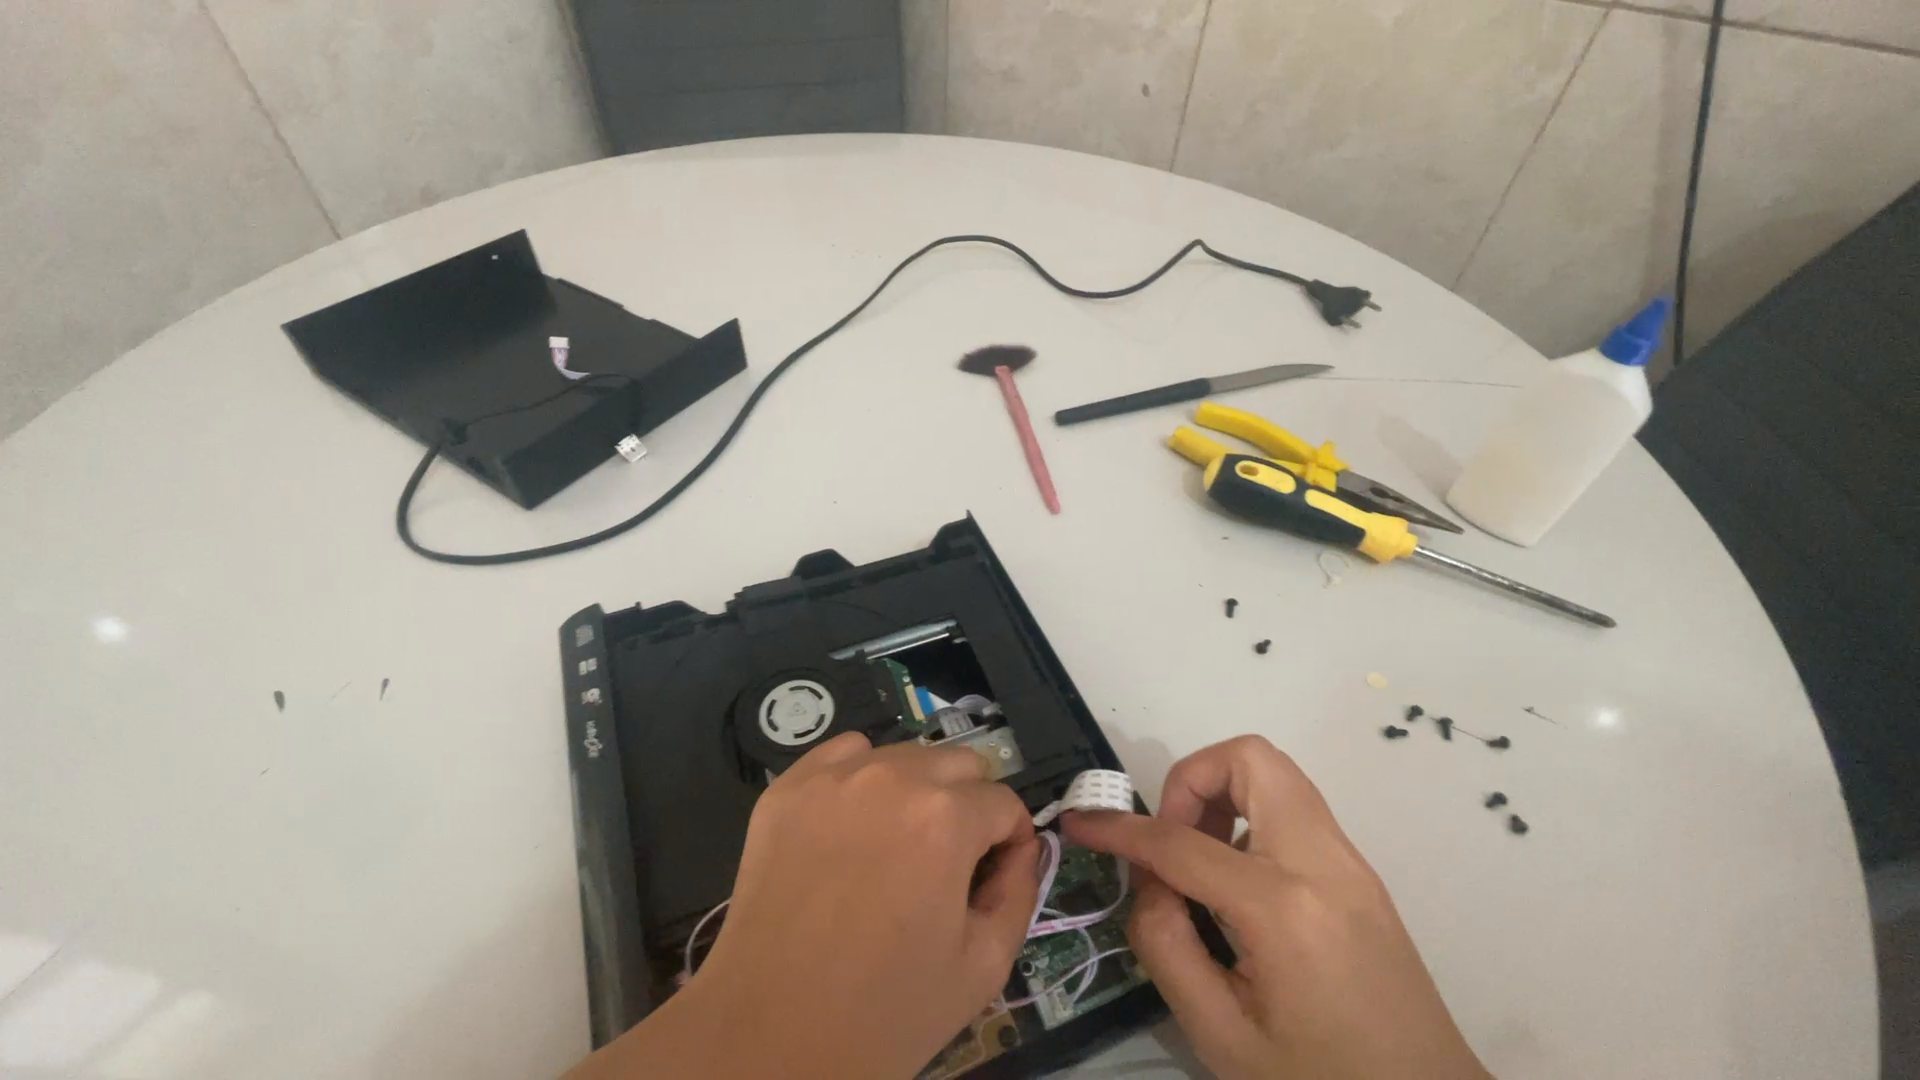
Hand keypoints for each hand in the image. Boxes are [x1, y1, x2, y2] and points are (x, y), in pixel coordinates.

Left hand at [569, 731, 1039, 1079]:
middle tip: (949, 862)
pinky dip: (862, 778)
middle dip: (971, 806)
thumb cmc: (885, 1010)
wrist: (769, 1034)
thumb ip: (1019, 892)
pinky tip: (853, 827)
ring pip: (904, 755)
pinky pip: (845, 754)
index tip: (993, 876)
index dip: (1010, 841)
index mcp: (947, 817)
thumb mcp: (983, 966)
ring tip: (897, 846)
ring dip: (917, 789)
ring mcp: (833, 776)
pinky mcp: (788, 787)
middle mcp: (893, 777)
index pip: (1004, 802)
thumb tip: (1022, 850)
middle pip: (960, 763)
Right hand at [1063, 736, 1489, 1079]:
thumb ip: (1164, 944)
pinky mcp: (1360, 872)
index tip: (1081, 823)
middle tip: (1167, 838)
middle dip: (1189, 780)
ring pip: (1276, 774)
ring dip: (1221, 795)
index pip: (1180, 842)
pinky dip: (1248, 817)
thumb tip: (1148, 881)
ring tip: (1197, 861)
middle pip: (1249, 759)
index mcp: (1283, 908)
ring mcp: (1350, 862)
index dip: (1119, 829)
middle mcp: (1324, 863)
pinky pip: (1293, 809)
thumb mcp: (1218, 1033)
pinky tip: (1234, 880)